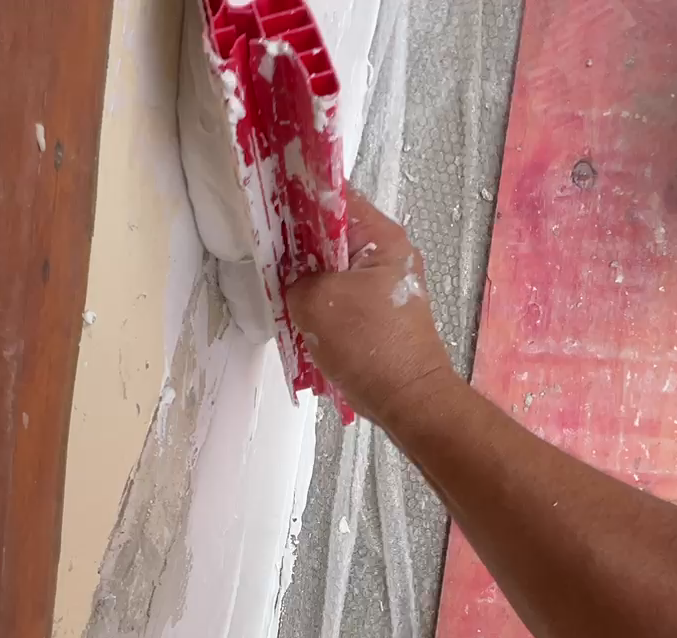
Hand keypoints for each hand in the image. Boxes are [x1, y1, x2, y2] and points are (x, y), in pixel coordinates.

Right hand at [286, 189, 463, 426]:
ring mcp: (384, 288)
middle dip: (298, 248)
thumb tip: (290, 280)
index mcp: (382, 238)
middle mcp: (388, 256)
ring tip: (282, 291)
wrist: (407, 400)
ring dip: (307, 282)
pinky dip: (320, 306)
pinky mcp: (378, 316)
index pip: (335, 199)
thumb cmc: (370, 347)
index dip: (299, 200)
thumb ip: (293, 279)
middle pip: (332, 237)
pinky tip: (300, 318)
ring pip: (333, 271)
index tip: (269, 211)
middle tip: (269, 258)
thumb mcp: (317, 303)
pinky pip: (340, 299)